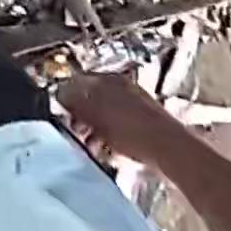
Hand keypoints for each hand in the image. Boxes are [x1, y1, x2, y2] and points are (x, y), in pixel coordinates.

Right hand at [55, 73, 187, 165]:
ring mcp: (135, 106)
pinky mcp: (145, 125)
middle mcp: (123, 88)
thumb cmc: (132, 129)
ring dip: (93, 128)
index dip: (66, 96)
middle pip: (92, 98)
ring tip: (87, 144)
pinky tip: (105, 149)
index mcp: (109, 79)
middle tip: (72, 129)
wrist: (171, 150)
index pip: (79, 81)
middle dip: (80, 115)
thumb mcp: (96, 116)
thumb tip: (60, 96)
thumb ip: (75, 104)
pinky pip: (118, 126)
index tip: (60, 111)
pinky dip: (108, 135)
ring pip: (105, 114)